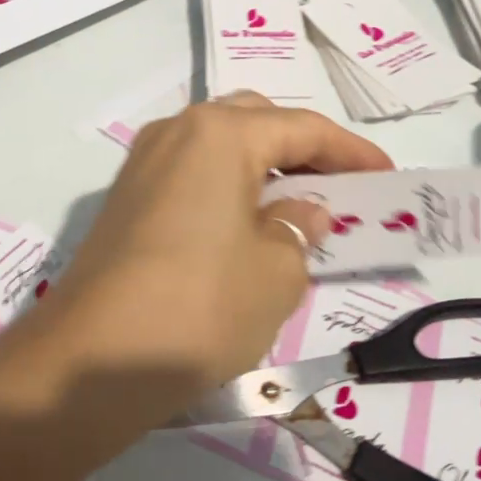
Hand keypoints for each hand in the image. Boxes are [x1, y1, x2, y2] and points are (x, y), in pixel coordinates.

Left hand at [47, 92, 391, 405]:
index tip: (387, 175)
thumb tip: (303, 209)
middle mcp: (177, 131)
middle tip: (338, 190)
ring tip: (297, 210)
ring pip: (218, 147)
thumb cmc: (201, 304)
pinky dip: (226, 187)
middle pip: (254, 122)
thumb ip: (300, 228)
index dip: (350, 151)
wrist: (93, 357)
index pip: (301, 128)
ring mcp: (144, 162)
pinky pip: (191, 174)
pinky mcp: (126, 197)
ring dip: (261, 169)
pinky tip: (245, 227)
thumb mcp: (276, 271)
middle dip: (300, 150)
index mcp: (219, 133)